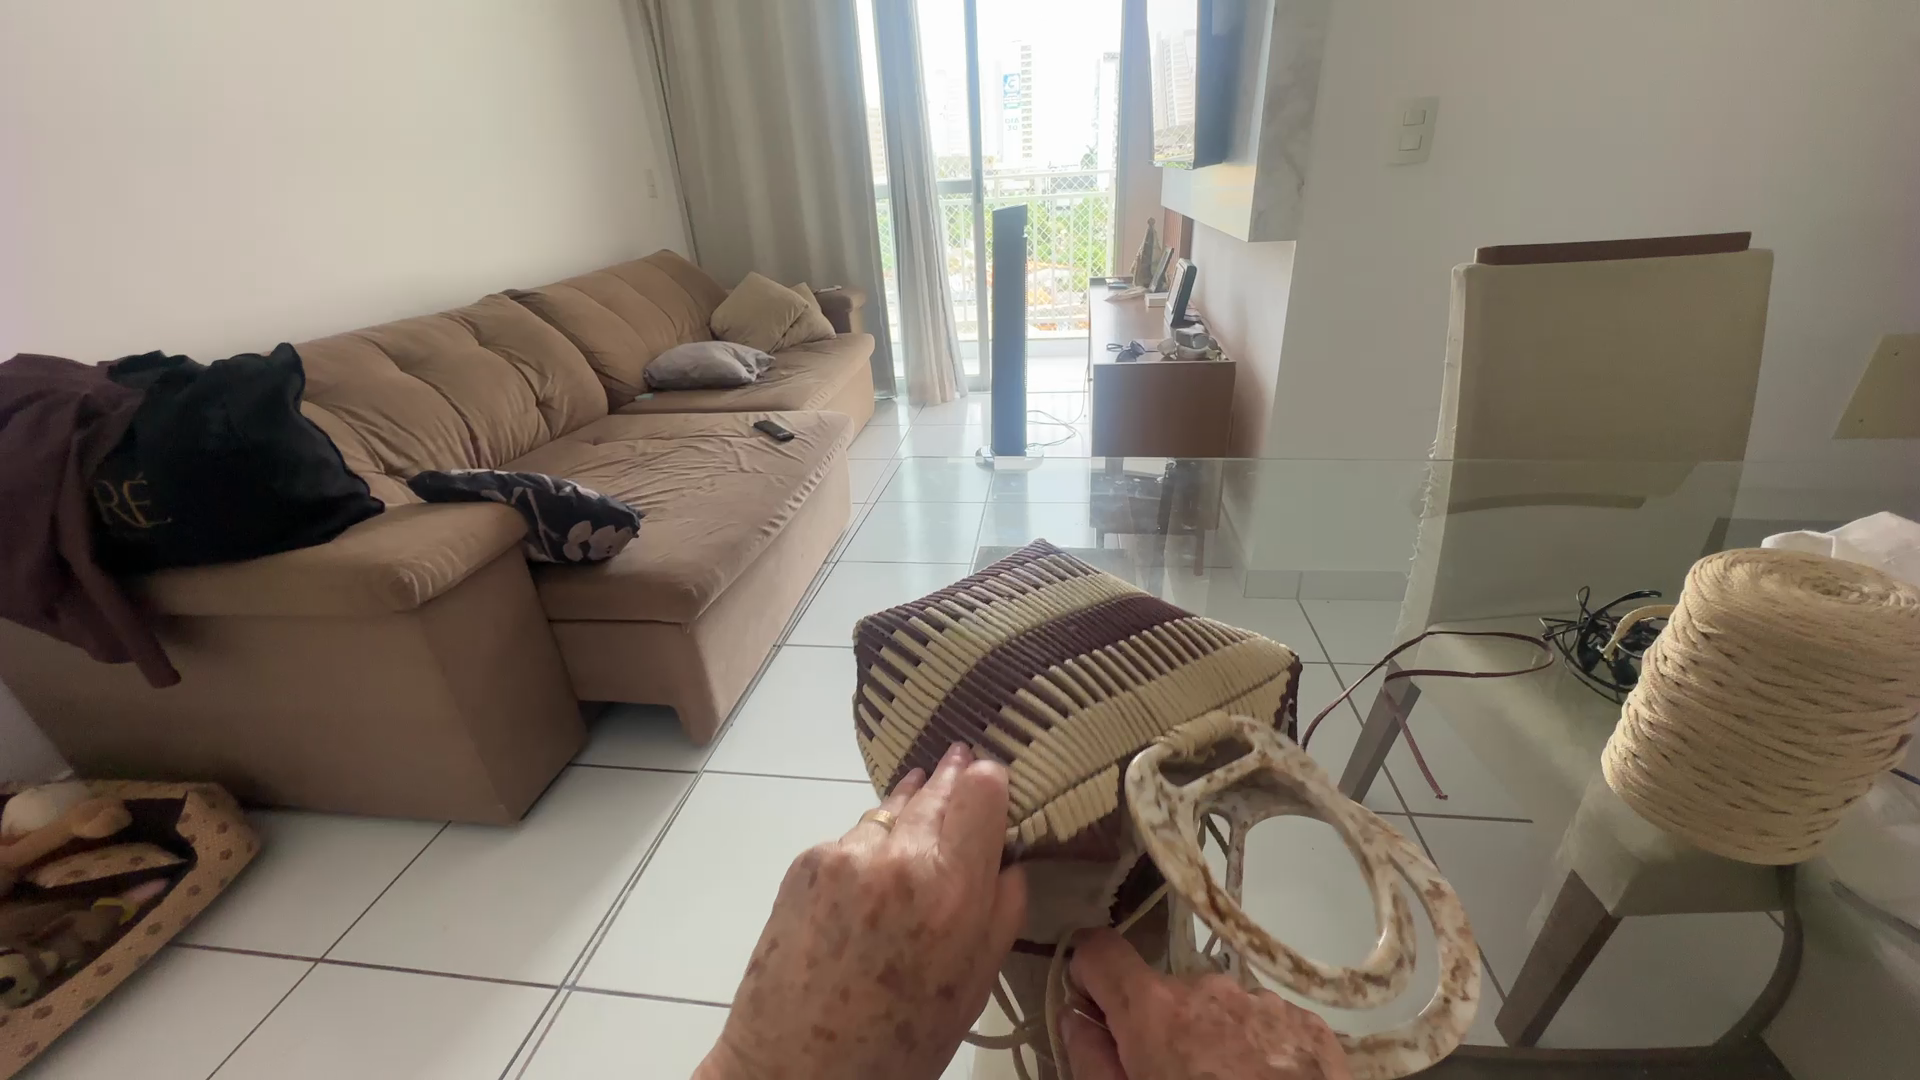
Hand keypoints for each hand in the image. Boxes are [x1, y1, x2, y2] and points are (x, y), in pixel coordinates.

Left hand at [696, 744, 1026, 1079]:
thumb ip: (1003, 910)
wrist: (793, 1070)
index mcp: (952, 893)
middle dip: (953, 780)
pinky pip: (857, 835)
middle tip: (960, 763)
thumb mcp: (973, 986)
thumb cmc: (899, 1041)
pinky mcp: (809, 858)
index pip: (982, 787)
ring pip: (895, 806)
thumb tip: (1008, 854)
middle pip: (938, 784)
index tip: (991, 783)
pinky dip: (871, 844)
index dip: (990, 779)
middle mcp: (900, 858)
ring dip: (911, 809)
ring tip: (918, 810)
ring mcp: (848, 853)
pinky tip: (871, 874)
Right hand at [1062, 929, 1351, 1079]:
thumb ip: (1092, 1061)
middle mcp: (1206, 986)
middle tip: (1175, 1077)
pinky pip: (1266, 1022)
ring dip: (1214, 1038)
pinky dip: (1259, 1048)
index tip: (1093, 1006)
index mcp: (1153, 1007)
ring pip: (1218, 1007)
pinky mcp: (1309, 1026)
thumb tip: (1075, 1015)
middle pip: (1163, 990)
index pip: (1100, 950)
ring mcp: (1262, 1002)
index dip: (1088, 974)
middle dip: (1161, 1027)